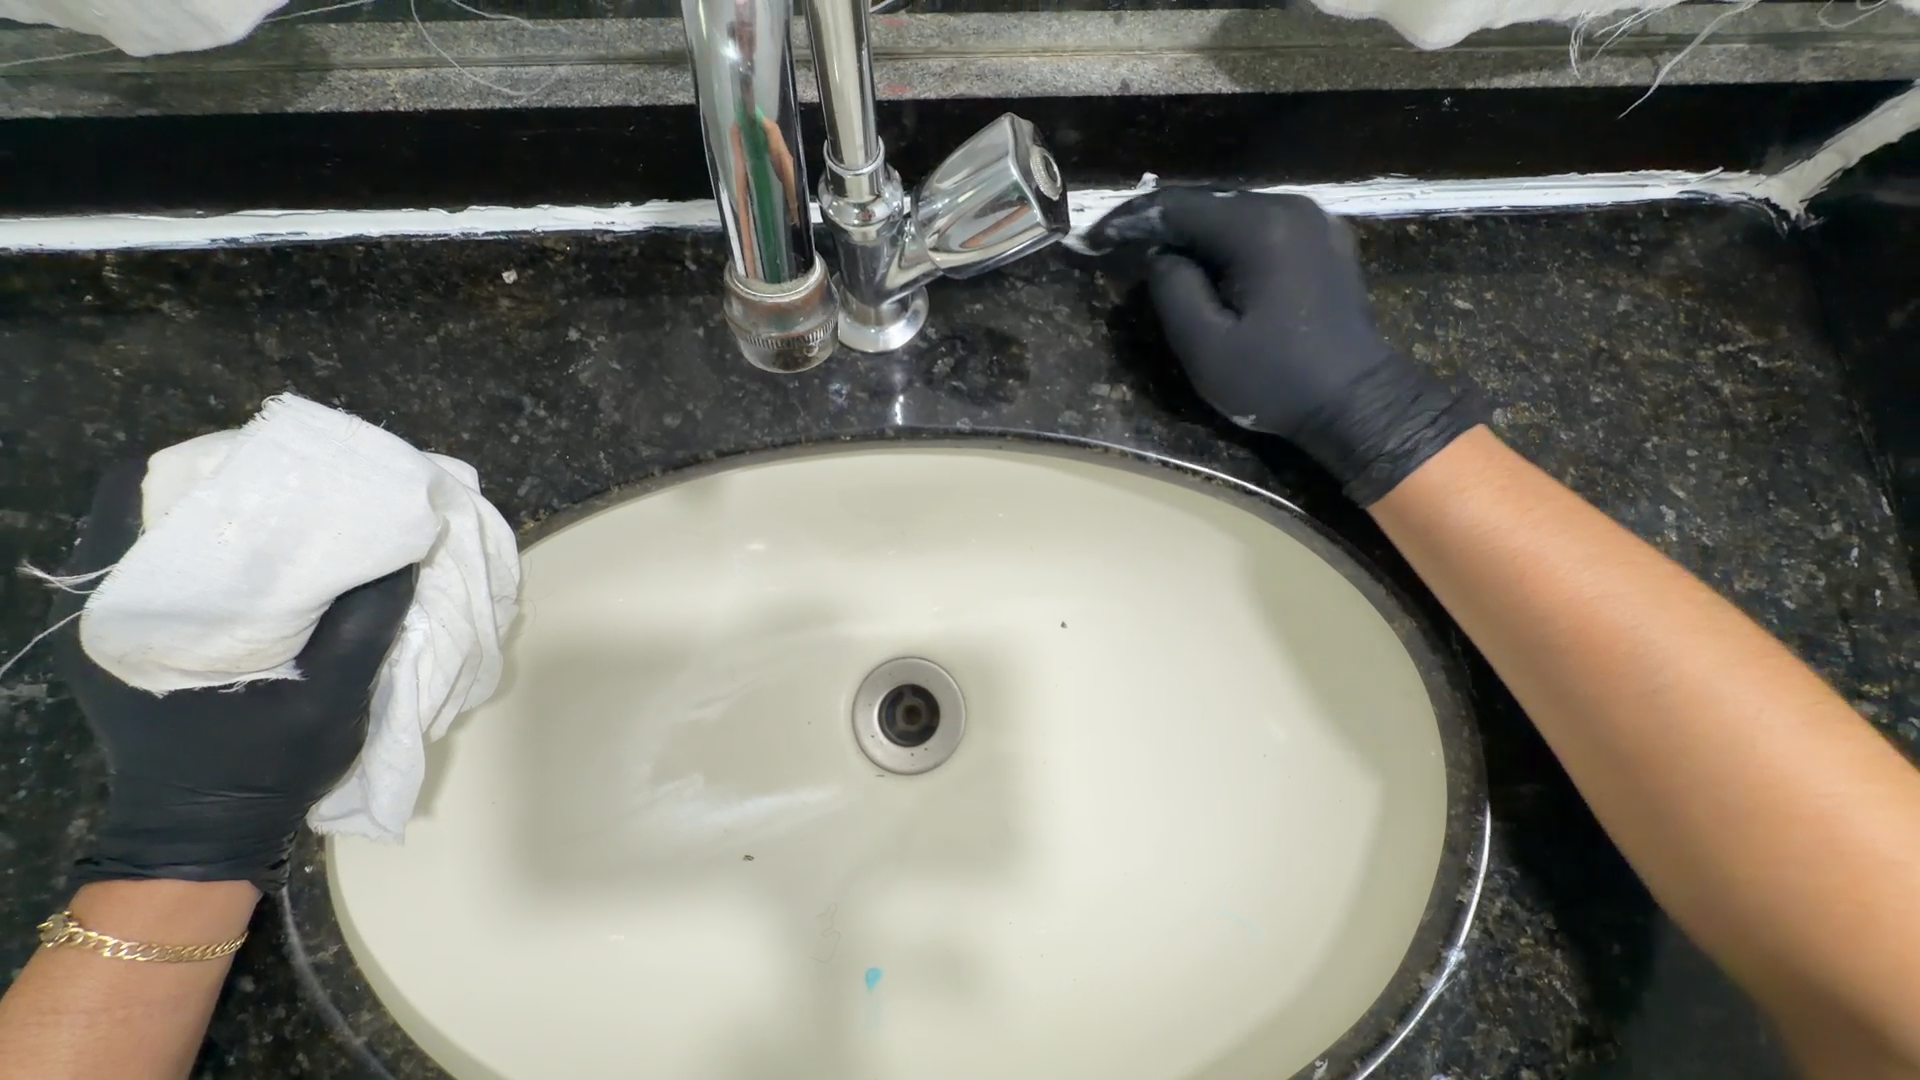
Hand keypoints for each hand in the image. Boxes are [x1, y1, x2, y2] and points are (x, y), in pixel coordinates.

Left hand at [50, 459, 412, 890]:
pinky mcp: (144, 641)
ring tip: (313, 514)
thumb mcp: (334, 687)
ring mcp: (123, 623)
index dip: (213, 460)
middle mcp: (110, 603)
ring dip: (242, 518)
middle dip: (239, 483)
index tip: (288, 462)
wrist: (206, 834)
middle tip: (318, 484)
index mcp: (132, 608)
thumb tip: (407, 542)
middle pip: (159, 504)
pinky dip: (237, 553)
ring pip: (174, 536)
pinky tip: (290, 563)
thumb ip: (370, 613)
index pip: (140, 490)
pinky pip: (184, 571)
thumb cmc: (263, 762)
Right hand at [1088, 187, 1484, 504]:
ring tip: (1156, 256)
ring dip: (1195, 235)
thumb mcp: (1205, 346)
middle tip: (1119, 245)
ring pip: (1236, 216)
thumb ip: (1173, 290)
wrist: (1356, 402)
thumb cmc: (1275, 381)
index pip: (1180, 207)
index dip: (1132, 220)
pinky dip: (1228, 243)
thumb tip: (1160, 256)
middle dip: (1162, 224)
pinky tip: (1209, 267)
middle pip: (1210, 205)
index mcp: (1260, 228)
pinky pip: (1263, 230)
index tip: (1096, 237)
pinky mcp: (1325, 242)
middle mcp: (1290, 209)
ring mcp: (1314, 222)